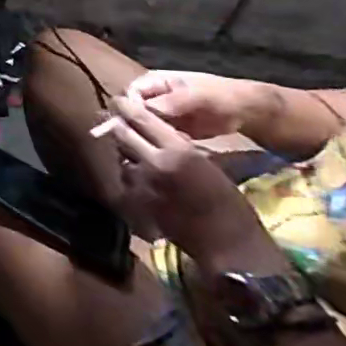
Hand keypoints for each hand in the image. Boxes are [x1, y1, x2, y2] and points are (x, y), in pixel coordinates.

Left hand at [108, 96, 288, 275]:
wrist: (228, 245)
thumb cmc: (229, 204)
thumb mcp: (209, 165)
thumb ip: (179, 146)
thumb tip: (160, 132)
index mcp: (177, 150)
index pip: (140, 119)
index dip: (126, 107)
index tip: (118, 100)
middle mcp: (153, 162)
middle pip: (121, 134)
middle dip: (118, 125)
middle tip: (115, 119)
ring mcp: (141, 183)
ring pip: (120, 158)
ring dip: (124, 153)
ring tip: (132, 151)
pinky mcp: (135, 202)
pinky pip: (124, 181)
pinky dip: (128, 176)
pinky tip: (138, 178)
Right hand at [125, 70, 277, 141]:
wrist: (246, 111)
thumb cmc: (221, 96)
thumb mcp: (197, 96)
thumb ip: (170, 101)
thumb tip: (144, 110)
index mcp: (153, 82)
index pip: (129, 93)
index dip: (132, 108)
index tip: (144, 123)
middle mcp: (151, 96)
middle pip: (131, 110)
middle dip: (141, 124)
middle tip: (158, 136)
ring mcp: (159, 113)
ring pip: (142, 125)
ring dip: (154, 135)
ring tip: (174, 140)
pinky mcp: (169, 128)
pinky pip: (157, 135)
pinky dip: (165, 142)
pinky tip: (181, 144)